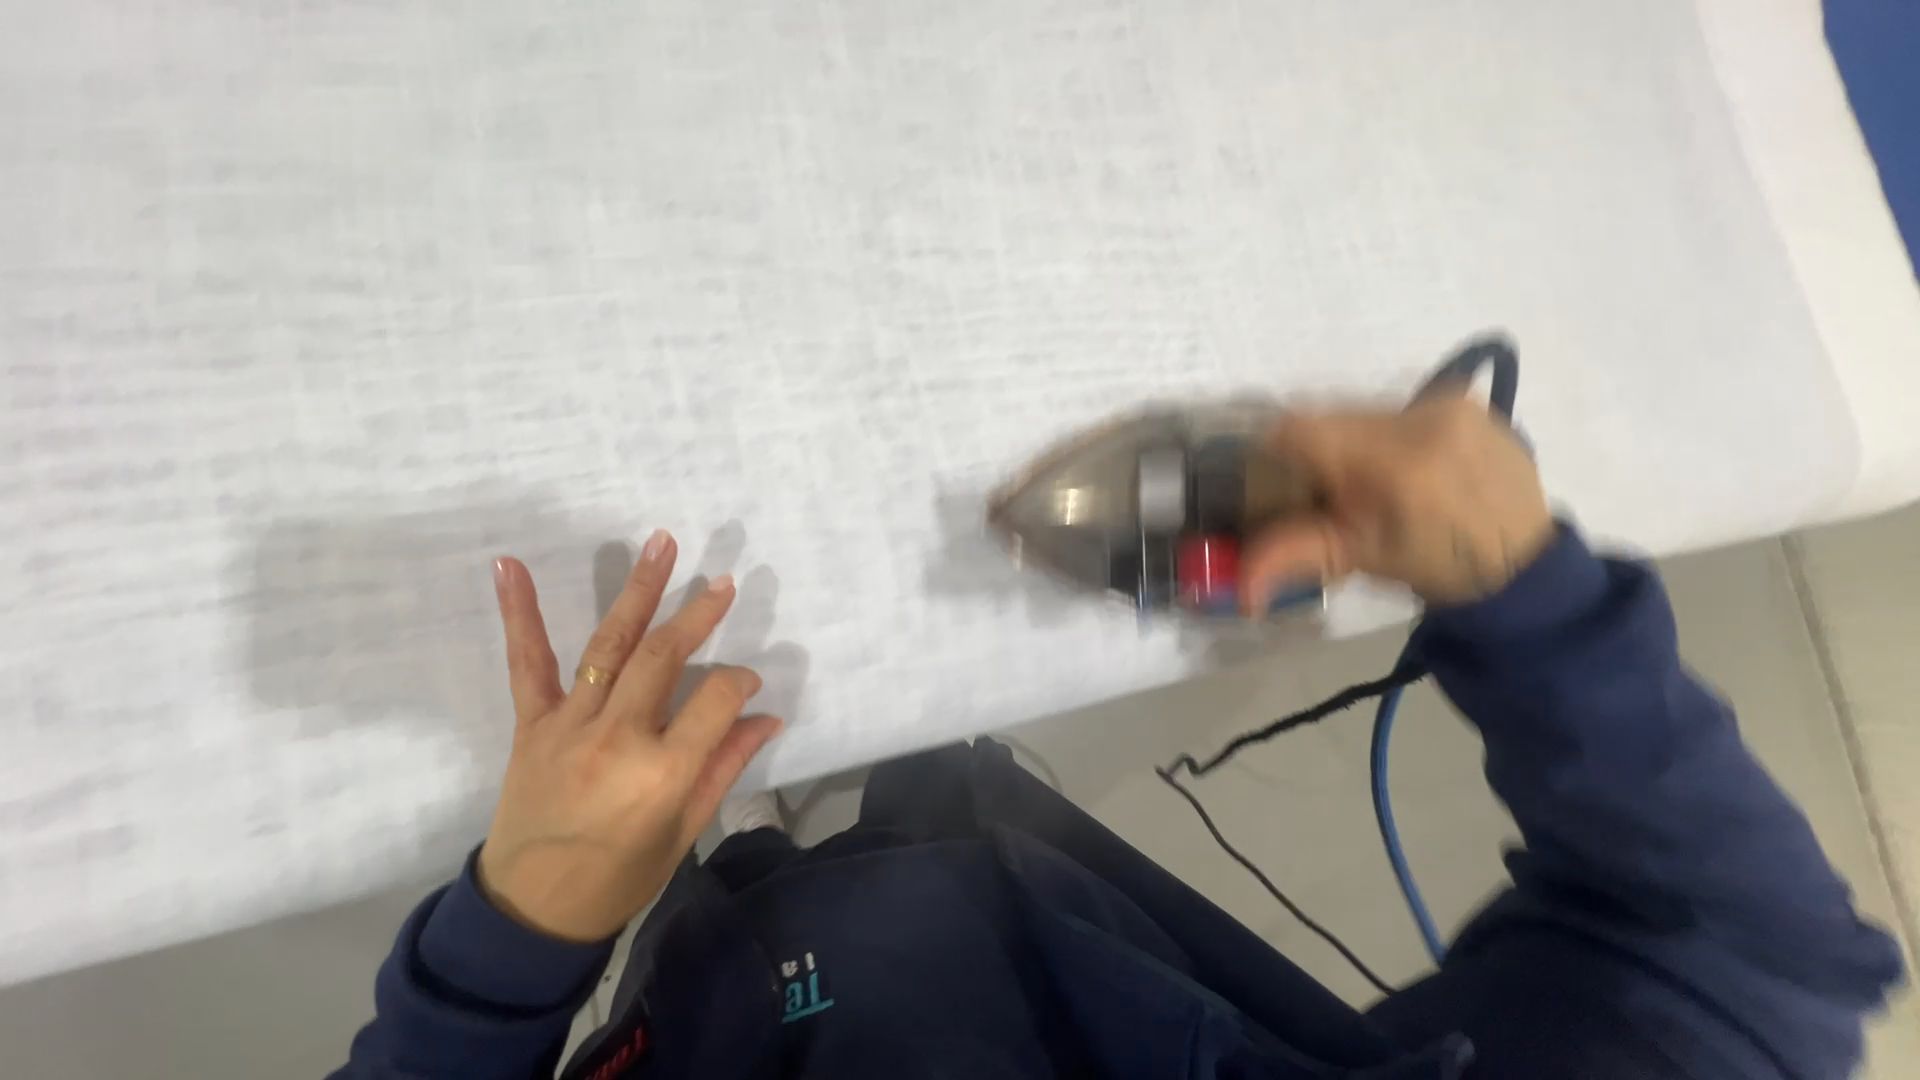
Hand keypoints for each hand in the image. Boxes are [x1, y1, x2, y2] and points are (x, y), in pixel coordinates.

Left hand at [477, 533, 782, 942]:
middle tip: (724, 582)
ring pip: (610, 645)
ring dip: (638, 590)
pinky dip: (518, 613)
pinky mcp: (532, 724)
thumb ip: (726, 765)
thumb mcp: (686, 828)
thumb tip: (768, 717)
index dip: (740, 684)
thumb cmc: (622, 875)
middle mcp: (617, 738)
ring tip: (661, 544)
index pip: (716, 698)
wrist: (531, 911)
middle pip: (664, 658)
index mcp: (663, 771)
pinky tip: (509, 565)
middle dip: (699, 615)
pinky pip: (527, 663)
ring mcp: (569, 725)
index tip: (750, 685)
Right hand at [1241, 394, 1553, 608]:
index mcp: (1393, 464)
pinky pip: (1396, 407)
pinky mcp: (1465, 400)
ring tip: (1369, 479)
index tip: (1283, 482)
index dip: (1276, 452)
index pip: (1298, 430)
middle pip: (1328, 417)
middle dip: (1317, 451)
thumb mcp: (1355, 559)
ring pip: (1361, 410)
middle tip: (1328, 489)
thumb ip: (1290, 557)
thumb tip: (1240, 592)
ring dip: (1351, 440)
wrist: (1519, 562)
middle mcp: (1422, 419)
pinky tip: (1404, 465)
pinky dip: (1385, 434)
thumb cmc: (1432, 564)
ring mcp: (1449, 404)